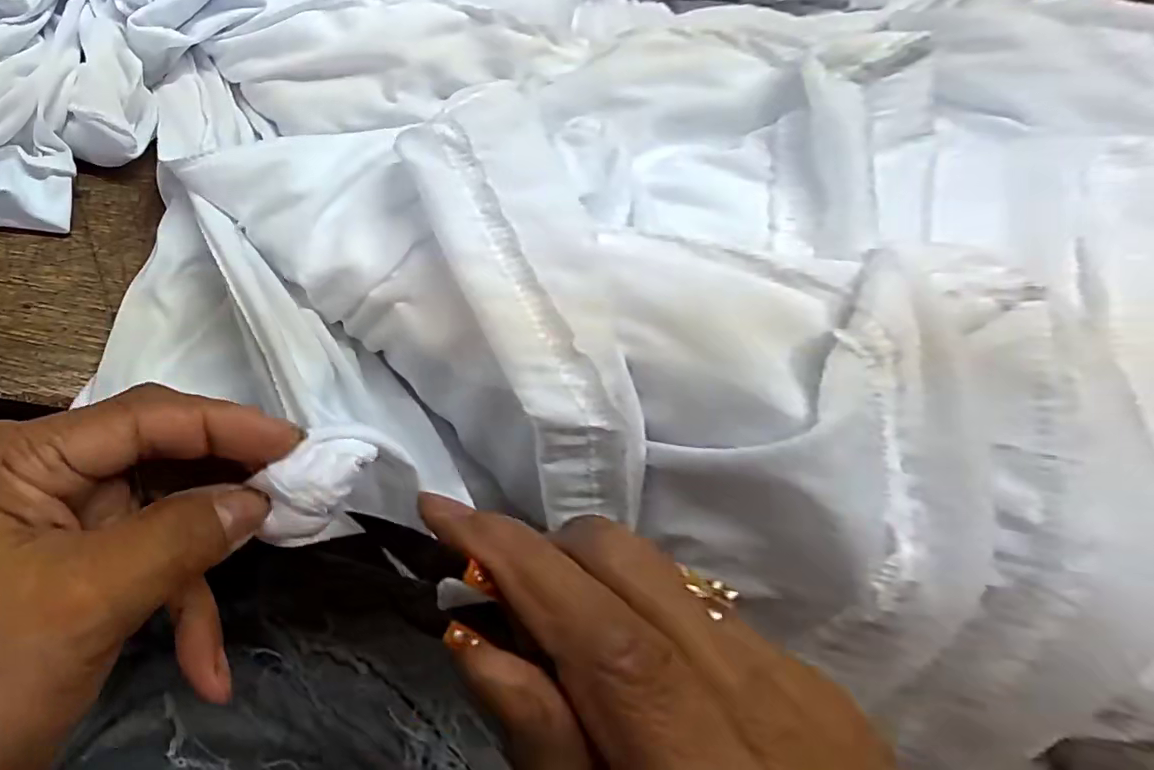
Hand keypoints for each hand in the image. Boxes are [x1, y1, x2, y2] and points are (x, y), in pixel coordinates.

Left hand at [0, 384, 302, 769]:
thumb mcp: (89, 599)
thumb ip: (175, 538)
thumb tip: (255, 499)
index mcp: (30, 452)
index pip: (139, 417)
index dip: (220, 424)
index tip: (289, 441)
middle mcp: (52, 464)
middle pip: (158, 452)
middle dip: (219, 484)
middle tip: (291, 492)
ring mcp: (74, 507)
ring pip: (166, 506)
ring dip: (204, 562)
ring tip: (251, 582)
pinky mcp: (92, 550)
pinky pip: (156, 554)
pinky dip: (185, 604)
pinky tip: (203, 665)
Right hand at [418, 494, 895, 769]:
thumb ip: (545, 747)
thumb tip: (467, 637)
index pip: (606, 637)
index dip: (515, 561)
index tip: (438, 512)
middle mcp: (774, 714)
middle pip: (629, 565)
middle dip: (538, 549)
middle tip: (494, 588)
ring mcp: (806, 690)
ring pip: (658, 565)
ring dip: (582, 568)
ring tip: (555, 622)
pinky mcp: (819, 681)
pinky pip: (693, 595)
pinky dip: (631, 595)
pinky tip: (623, 649)